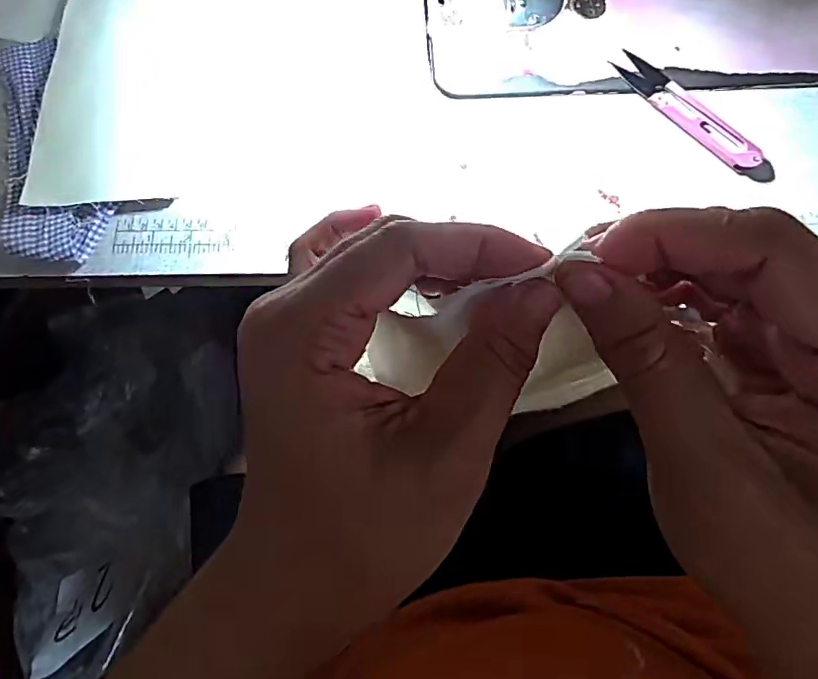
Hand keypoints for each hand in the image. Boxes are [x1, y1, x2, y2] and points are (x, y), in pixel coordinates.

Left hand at [114, 210, 564, 678]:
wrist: (292, 577)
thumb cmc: (362, 536)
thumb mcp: (443, 457)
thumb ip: (492, 365)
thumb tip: (541, 292)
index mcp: (300, 329)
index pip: (393, 248)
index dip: (471, 242)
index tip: (539, 261)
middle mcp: (278, 306)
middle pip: (374, 241)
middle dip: (455, 246)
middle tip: (527, 270)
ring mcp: (277, 315)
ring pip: (356, 248)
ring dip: (425, 251)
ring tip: (491, 270)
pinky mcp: (290, 331)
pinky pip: (335, 268)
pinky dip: (382, 258)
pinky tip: (416, 258)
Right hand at [552, 208, 817, 678]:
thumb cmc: (794, 587)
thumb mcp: (706, 476)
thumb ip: (646, 361)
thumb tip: (577, 274)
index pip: (785, 256)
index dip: (678, 236)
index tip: (592, 254)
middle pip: (763, 255)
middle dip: (660, 248)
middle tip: (579, 266)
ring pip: (742, 267)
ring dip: (660, 267)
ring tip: (595, 282)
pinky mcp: (817, 357)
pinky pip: (735, 299)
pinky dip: (672, 295)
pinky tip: (632, 305)